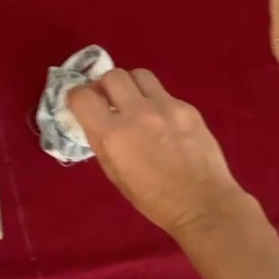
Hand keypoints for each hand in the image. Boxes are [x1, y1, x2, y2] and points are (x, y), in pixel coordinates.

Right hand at [67, 68, 249, 235]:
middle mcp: (137, 113)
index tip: (80, 103)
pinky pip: (164, 94)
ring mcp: (166, 107)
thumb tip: (94, 121)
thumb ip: (101, 142)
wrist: (201, 202)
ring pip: (140, 75)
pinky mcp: (188, 108)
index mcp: (113, 135)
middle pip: (113, 75)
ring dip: (131, 86)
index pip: (82, 96)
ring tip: (133, 103)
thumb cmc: (151, 198)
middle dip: (104, 86)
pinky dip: (155, 102)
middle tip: (107, 100)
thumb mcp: (114, 173)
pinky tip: (161, 122)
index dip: (76, 97)